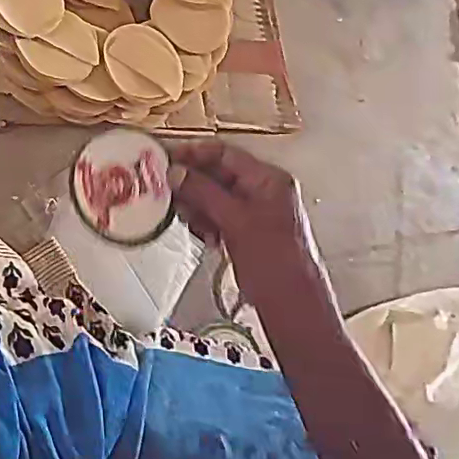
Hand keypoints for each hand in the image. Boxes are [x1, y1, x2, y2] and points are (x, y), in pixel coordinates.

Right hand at [168, 142, 332, 315]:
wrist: (292, 306)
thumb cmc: (274, 261)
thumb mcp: (235, 221)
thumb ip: (204, 193)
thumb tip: (176, 172)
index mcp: (268, 180)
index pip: (225, 154)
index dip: (194, 153)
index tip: (167, 158)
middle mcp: (262, 191)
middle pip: (217, 175)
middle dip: (192, 184)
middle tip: (168, 191)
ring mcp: (254, 212)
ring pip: (214, 198)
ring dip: (197, 206)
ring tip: (189, 219)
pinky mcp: (246, 232)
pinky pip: (218, 217)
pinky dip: (206, 223)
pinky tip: (205, 236)